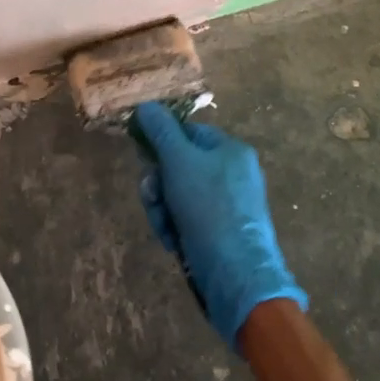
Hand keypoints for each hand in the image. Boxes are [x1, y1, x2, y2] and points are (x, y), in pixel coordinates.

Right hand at [135, 101, 306, 349]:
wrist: (236, 275)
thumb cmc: (208, 208)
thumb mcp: (179, 160)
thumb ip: (160, 130)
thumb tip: (146, 105)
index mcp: (230, 149)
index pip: (186, 131)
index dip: (161, 142)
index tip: (143, 158)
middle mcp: (233, 173)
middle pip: (179, 163)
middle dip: (159, 182)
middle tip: (153, 198)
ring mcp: (228, 204)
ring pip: (178, 193)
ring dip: (162, 207)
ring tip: (165, 227)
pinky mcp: (221, 232)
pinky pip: (188, 217)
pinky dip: (175, 226)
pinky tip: (173, 241)